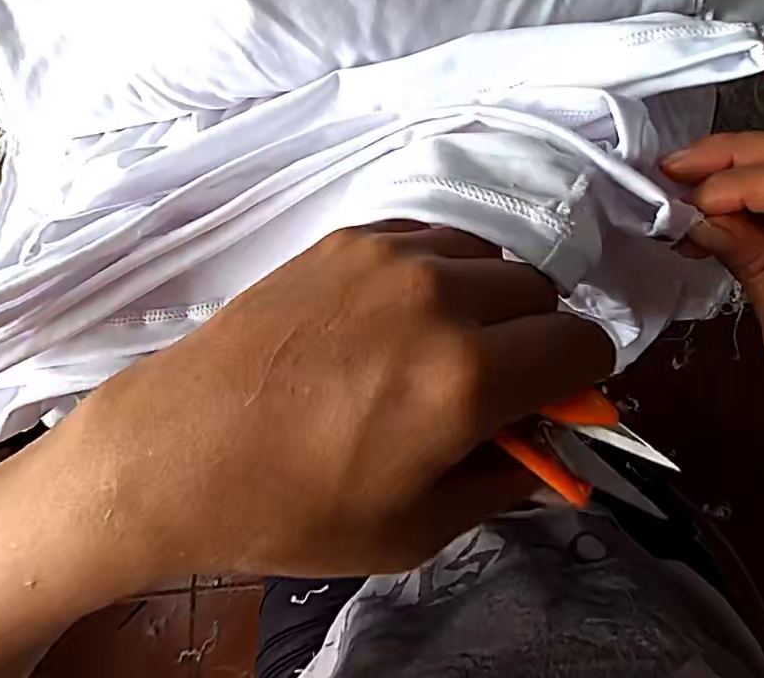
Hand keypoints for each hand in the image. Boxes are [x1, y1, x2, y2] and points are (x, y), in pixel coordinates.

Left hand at [49, 222, 613, 584]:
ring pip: (499, 258)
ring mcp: (399, 256)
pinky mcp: (363, 235)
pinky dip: (449, 271)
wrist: (179, 447)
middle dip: (539, 337)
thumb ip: (510, 477)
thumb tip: (556, 440)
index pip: (584, 344)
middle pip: (547, 294)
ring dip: (495, 298)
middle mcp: (444, 299)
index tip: (559, 391)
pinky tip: (405, 307)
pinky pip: (443, 239)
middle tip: (496, 370)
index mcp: (468, 379)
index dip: (585, 375)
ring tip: (447, 334)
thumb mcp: (418, 528)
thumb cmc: (298, 506)